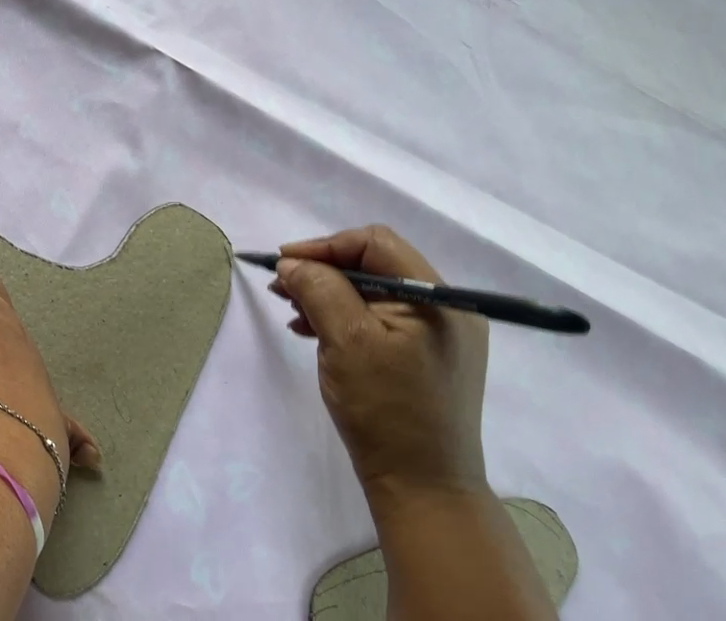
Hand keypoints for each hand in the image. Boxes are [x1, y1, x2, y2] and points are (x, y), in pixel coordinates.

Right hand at [270, 225, 490, 504]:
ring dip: (326, 294)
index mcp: (437, 300)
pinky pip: (375, 318)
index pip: (375, 244)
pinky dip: (339, 316)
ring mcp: (436, 334)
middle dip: (321, 271)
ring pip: (369, 291)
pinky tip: (311, 332)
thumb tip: (292, 262)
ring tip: (292, 312)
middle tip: (280, 287)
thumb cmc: (385, 408)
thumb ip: (319, 290)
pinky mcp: (421, 355)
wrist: (421, 482)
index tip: (283, 264)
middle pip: (372, 265)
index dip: (324, 247)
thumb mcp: (346, 340)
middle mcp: (444, 309)